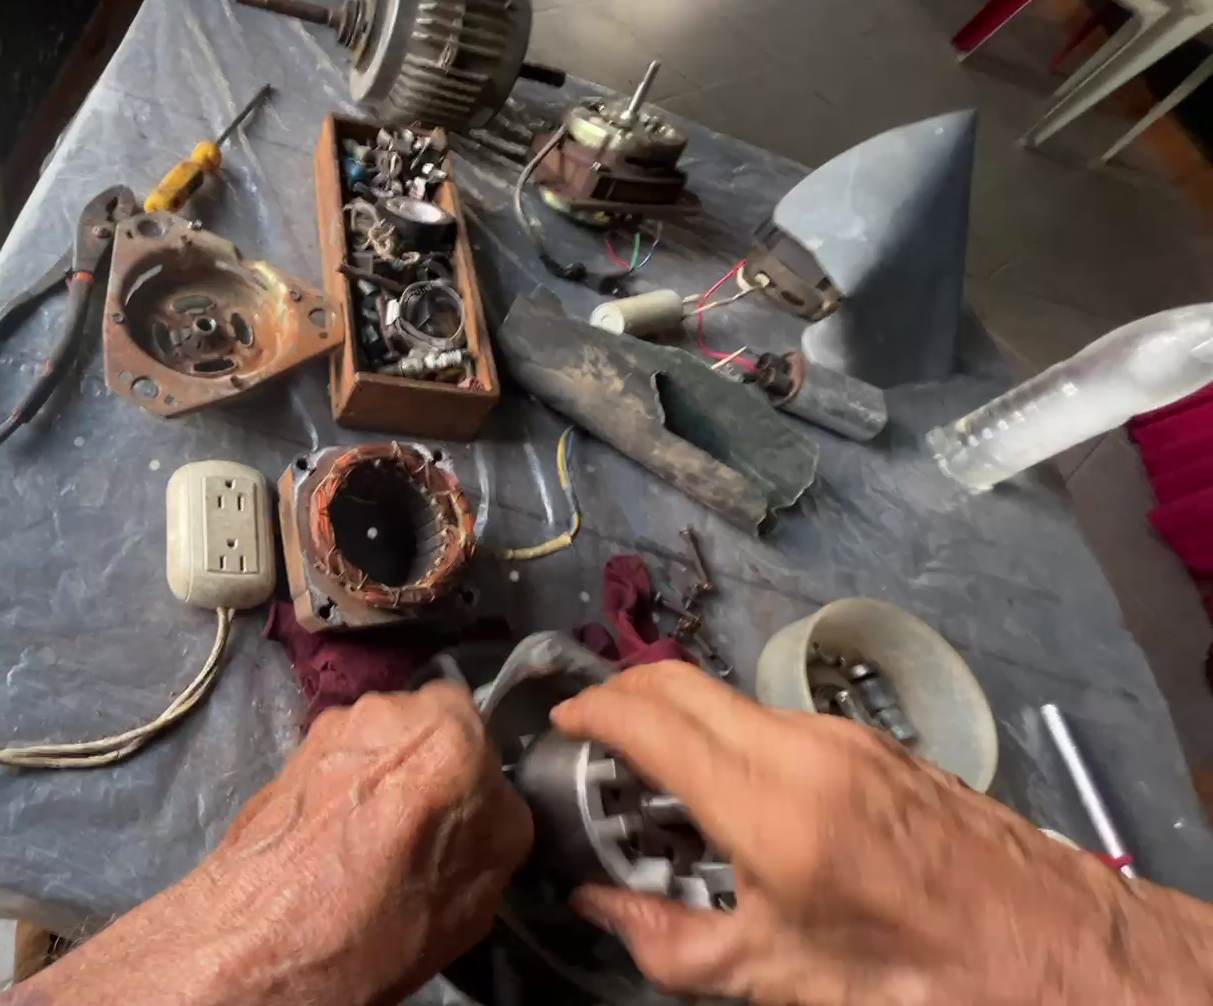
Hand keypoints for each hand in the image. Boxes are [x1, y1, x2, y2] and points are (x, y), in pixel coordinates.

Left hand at [7, 682, 531, 1005]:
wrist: (272, 933)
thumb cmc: (387, 916)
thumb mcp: (482, 885)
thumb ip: (496, 817)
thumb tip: (488, 799)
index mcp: (448, 733)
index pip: (476, 715)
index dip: (473, 758)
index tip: (466, 796)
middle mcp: (388, 707)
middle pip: (423, 717)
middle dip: (426, 755)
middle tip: (421, 814)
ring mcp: (335, 719)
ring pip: (379, 732)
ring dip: (383, 764)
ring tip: (372, 826)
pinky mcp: (296, 740)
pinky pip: (341, 749)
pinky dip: (346, 775)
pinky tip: (337, 826)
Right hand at [552, 661, 1212, 1005]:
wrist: (1094, 970)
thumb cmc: (925, 981)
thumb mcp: (787, 981)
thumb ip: (672, 943)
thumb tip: (594, 906)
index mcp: (769, 808)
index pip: (648, 720)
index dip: (589, 709)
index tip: (559, 721)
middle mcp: (795, 747)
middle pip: (673, 678)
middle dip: (616, 687)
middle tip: (589, 726)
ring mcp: (834, 733)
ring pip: (717, 691)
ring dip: (667, 707)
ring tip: (652, 761)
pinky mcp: (865, 739)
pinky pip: (761, 713)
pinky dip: (716, 726)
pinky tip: (727, 780)